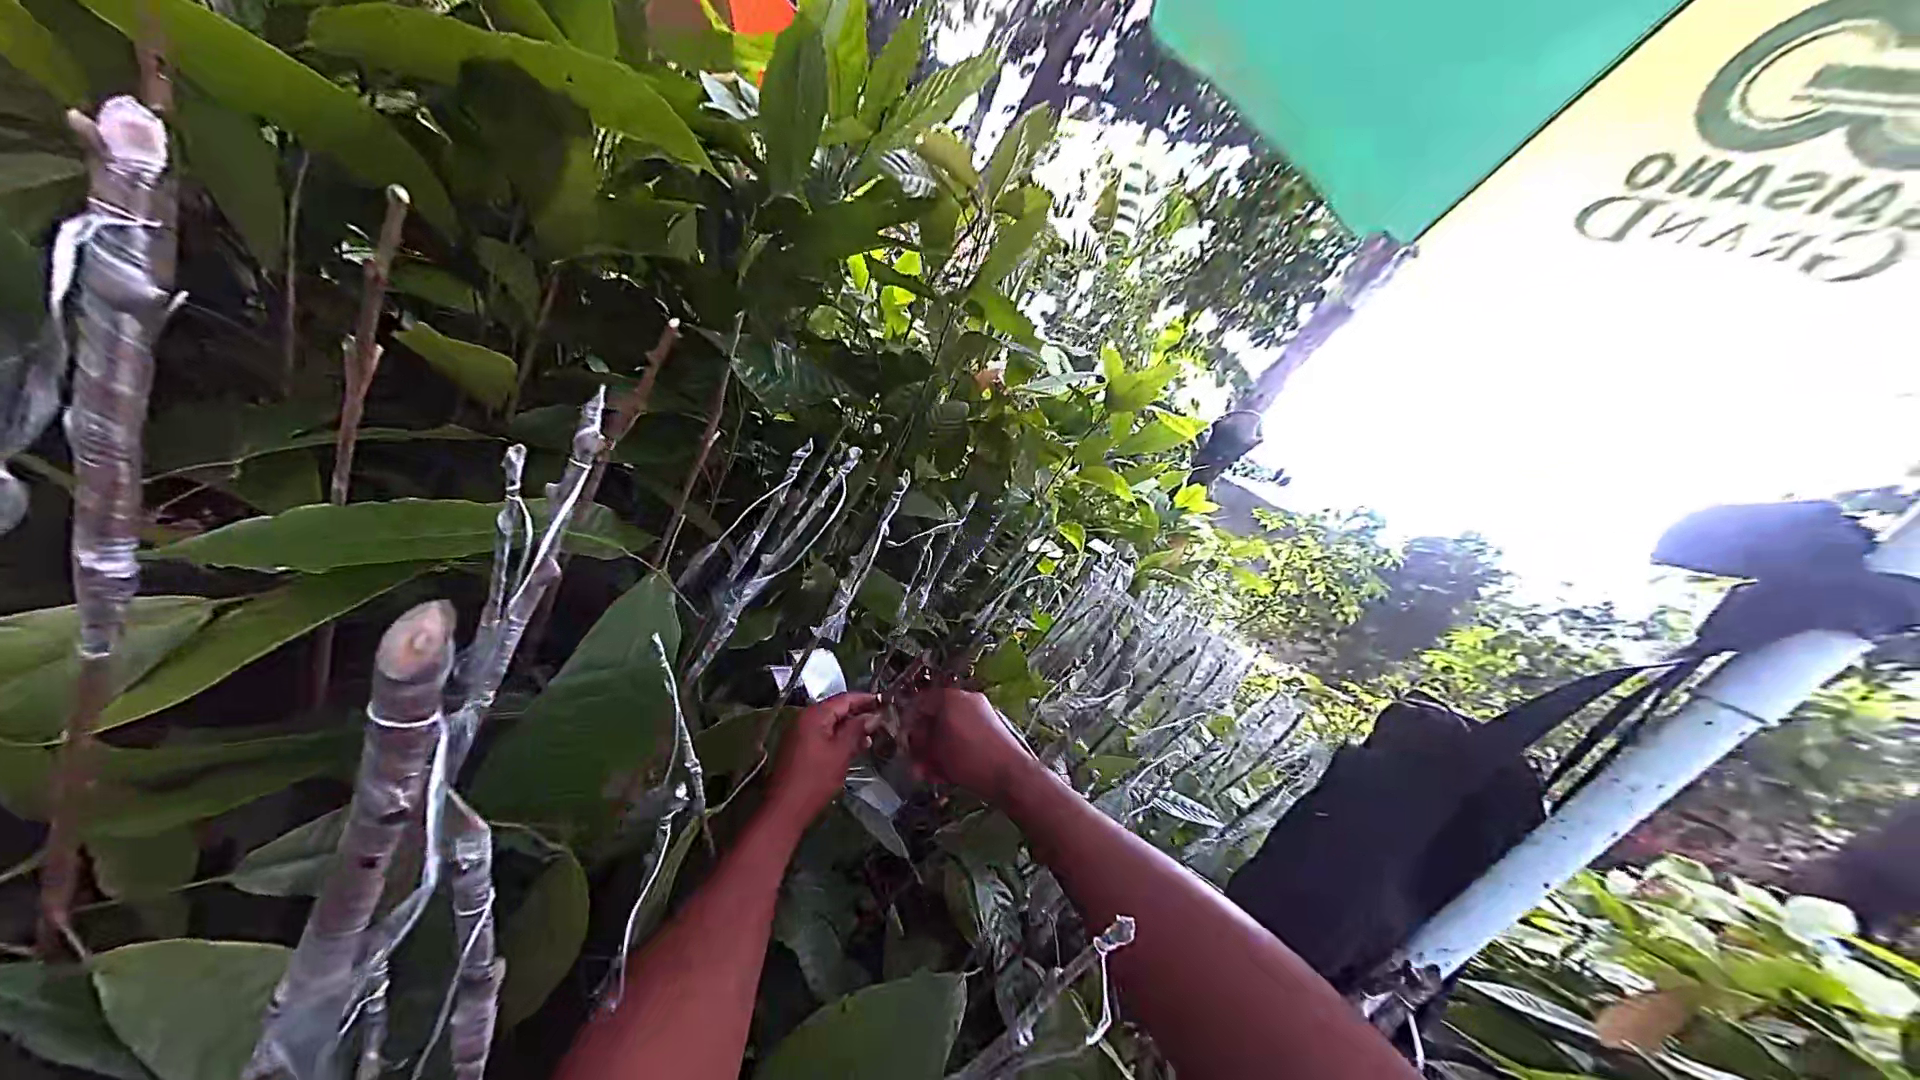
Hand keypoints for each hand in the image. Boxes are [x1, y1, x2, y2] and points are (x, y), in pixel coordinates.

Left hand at [764, 692, 881, 823]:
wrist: (785, 809)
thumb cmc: (815, 779)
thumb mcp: (841, 752)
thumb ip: (857, 730)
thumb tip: (872, 716)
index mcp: (814, 715)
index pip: (844, 699)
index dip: (865, 699)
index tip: (884, 701)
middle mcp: (805, 719)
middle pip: (836, 709)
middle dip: (859, 714)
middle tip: (881, 719)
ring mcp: (800, 733)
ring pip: (830, 723)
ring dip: (850, 728)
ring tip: (871, 735)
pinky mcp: (799, 747)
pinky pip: (823, 734)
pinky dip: (839, 737)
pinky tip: (854, 746)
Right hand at [901, 688, 1043, 806]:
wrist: (1010, 775)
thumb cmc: (970, 758)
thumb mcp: (935, 749)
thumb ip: (920, 739)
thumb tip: (914, 736)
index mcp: (951, 697)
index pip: (920, 702)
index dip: (907, 722)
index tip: (903, 740)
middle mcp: (967, 700)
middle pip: (935, 717)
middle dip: (923, 742)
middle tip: (916, 761)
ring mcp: (981, 715)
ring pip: (949, 731)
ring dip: (936, 751)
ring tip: (929, 773)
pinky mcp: (991, 731)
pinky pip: (965, 737)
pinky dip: (953, 752)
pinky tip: (946, 774)